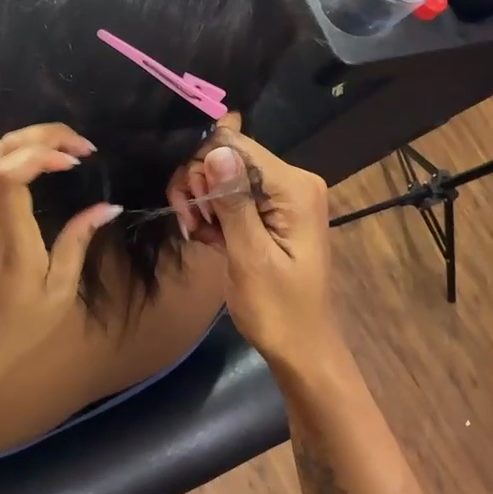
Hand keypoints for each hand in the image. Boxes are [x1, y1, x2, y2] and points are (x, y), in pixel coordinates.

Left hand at [0, 124, 121, 381]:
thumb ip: (78, 242)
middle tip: (81, 145)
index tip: (76, 160)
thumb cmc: (18, 326)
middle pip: (0, 154)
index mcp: (8, 239)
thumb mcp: (59, 291)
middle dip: (41, 136)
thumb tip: (107, 207)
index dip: (41, 153)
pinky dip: (19, 158)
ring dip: (30, 143)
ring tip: (69, 149)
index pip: (9, 175)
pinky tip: (46, 165)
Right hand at [192, 127, 340, 367]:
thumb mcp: (250, 256)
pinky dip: (213, 214)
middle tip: (193, 225)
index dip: (203, 168)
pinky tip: (208, 238)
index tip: (192, 207)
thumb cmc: (277, 307)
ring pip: (223, 175)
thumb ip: (234, 202)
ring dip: (201, 202)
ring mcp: (282, 197)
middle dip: (199, 185)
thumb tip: (216, 152)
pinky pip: (230, 196)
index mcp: (293, 187)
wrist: (300, 347)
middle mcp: (292, 182)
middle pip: (226, 157)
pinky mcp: (270, 212)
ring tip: (199, 233)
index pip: (234, 146)